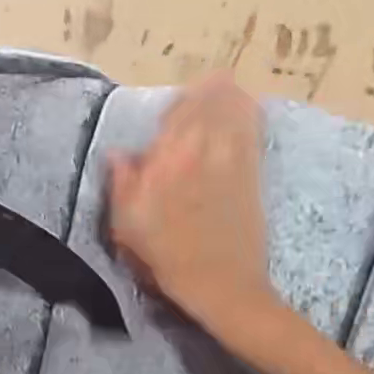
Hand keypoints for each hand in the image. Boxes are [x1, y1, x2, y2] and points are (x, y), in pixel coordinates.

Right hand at [107, 72, 279, 333]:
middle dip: (203, 94)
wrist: (223, 285)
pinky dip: (249, 114)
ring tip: (225, 87)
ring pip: (232, 110)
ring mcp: (233, 160)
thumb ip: (122, 184)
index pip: (174, 112)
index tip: (172, 111)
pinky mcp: (254, 174)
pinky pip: (253, 131)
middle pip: (206, 103)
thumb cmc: (170, 260)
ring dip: (227, 96)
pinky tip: (249, 107)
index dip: (175, 106)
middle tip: (202, 91)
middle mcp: (202, 150)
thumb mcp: (129, 227)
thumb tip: (118, 154)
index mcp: (168, 160)